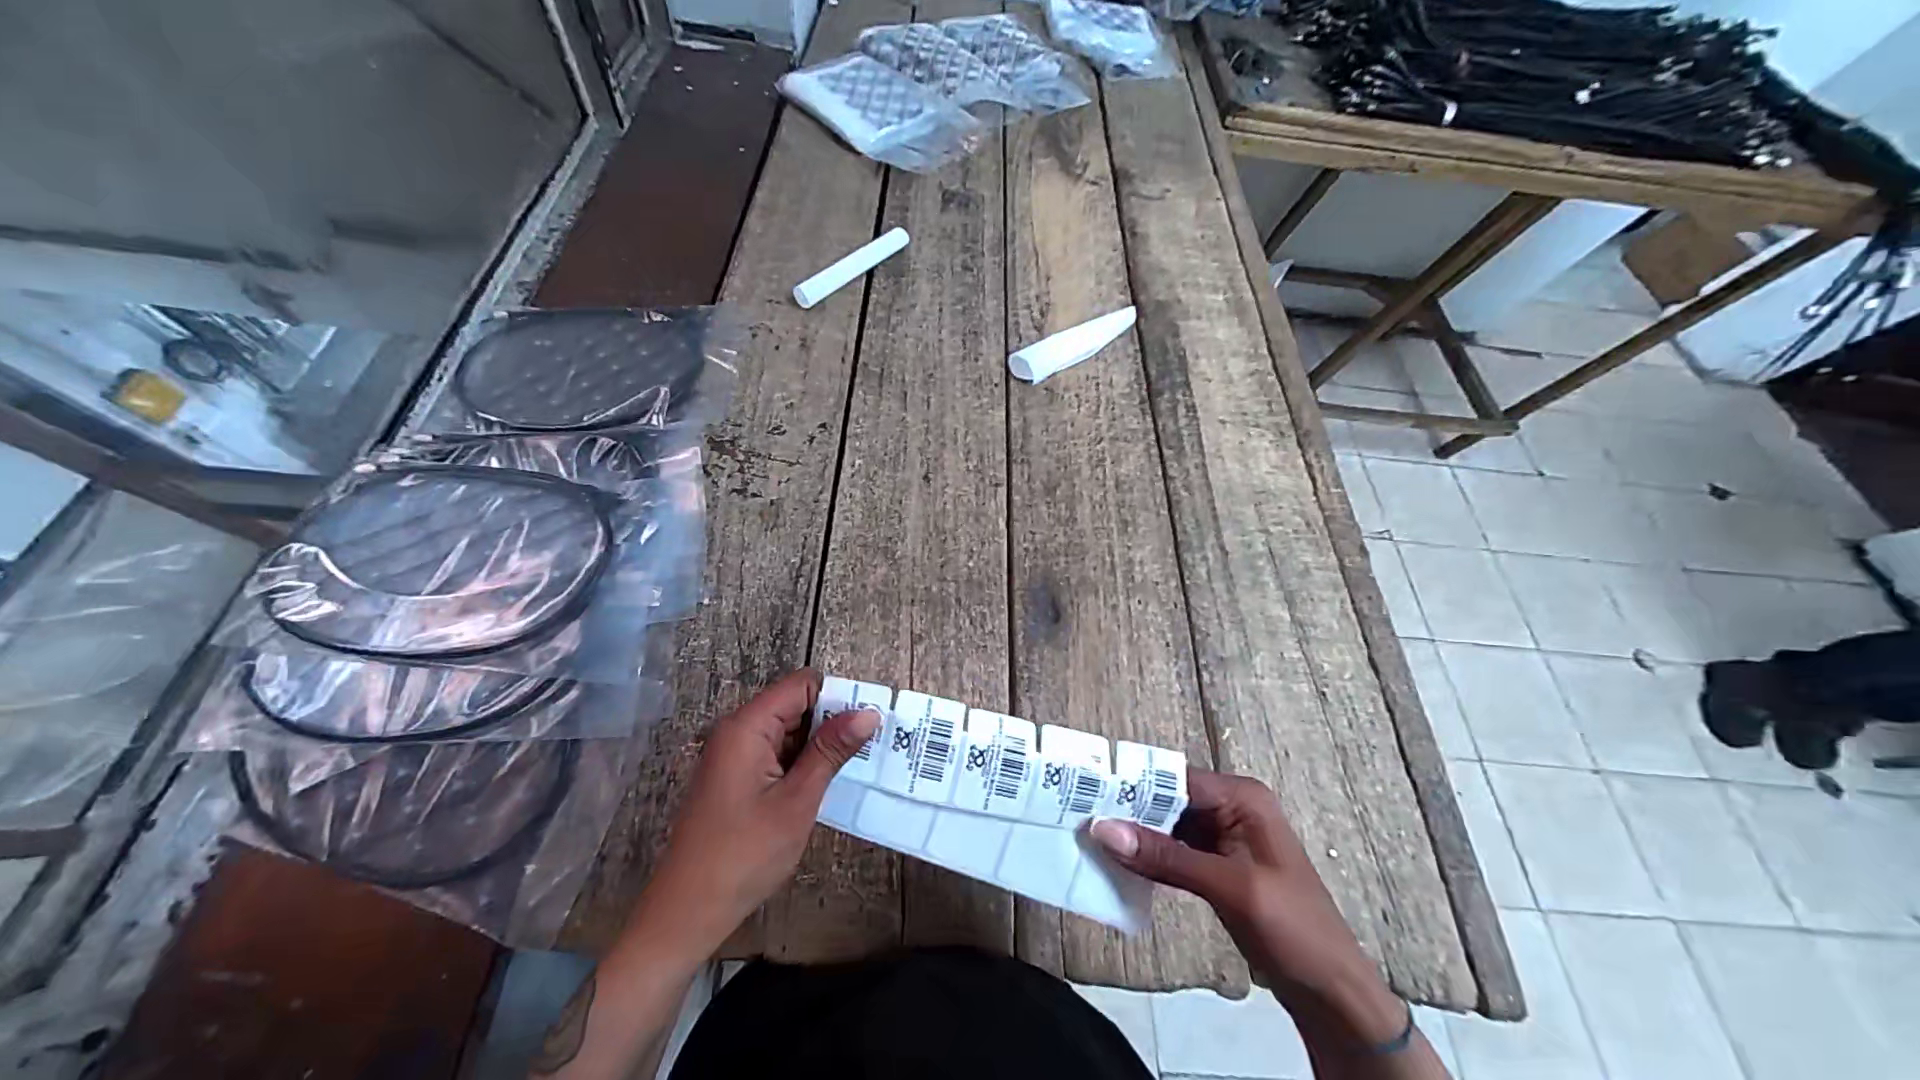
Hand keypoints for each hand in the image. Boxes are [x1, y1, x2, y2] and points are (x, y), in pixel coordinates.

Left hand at [641, 669, 881, 952]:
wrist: (687, 912)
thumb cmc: (745, 854)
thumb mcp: (797, 800)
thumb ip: (831, 751)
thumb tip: (868, 712)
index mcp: (747, 727)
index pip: (802, 685)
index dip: (837, 697)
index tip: (868, 724)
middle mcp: (737, 731)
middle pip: (794, 705)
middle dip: (831, 722)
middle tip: (868, 751)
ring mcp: (733, 756)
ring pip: (787, 731)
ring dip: (818, 746)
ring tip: (853, 769)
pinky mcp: (735, 778)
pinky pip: (775, 754)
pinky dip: (800, 764)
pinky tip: (822, 787)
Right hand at [1090, 769, 1406, 1047]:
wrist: (1332, 993)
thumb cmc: (1292, 928)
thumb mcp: (1229, 887)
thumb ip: (1166, 856)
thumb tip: (1103, 827)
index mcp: (1243, 798)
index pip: (1176, 779)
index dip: (1132, 784)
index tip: (1085, 792)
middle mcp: (1231, 809)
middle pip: (1167, 800)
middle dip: (1128, 811)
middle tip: (1079, 817)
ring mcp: (1224, 839)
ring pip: (1166, 827)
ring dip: (1134, 836)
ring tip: (1088, 838)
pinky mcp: (1216, 867)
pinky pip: (1173, 852)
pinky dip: (1149, 859)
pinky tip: (1118, 865)